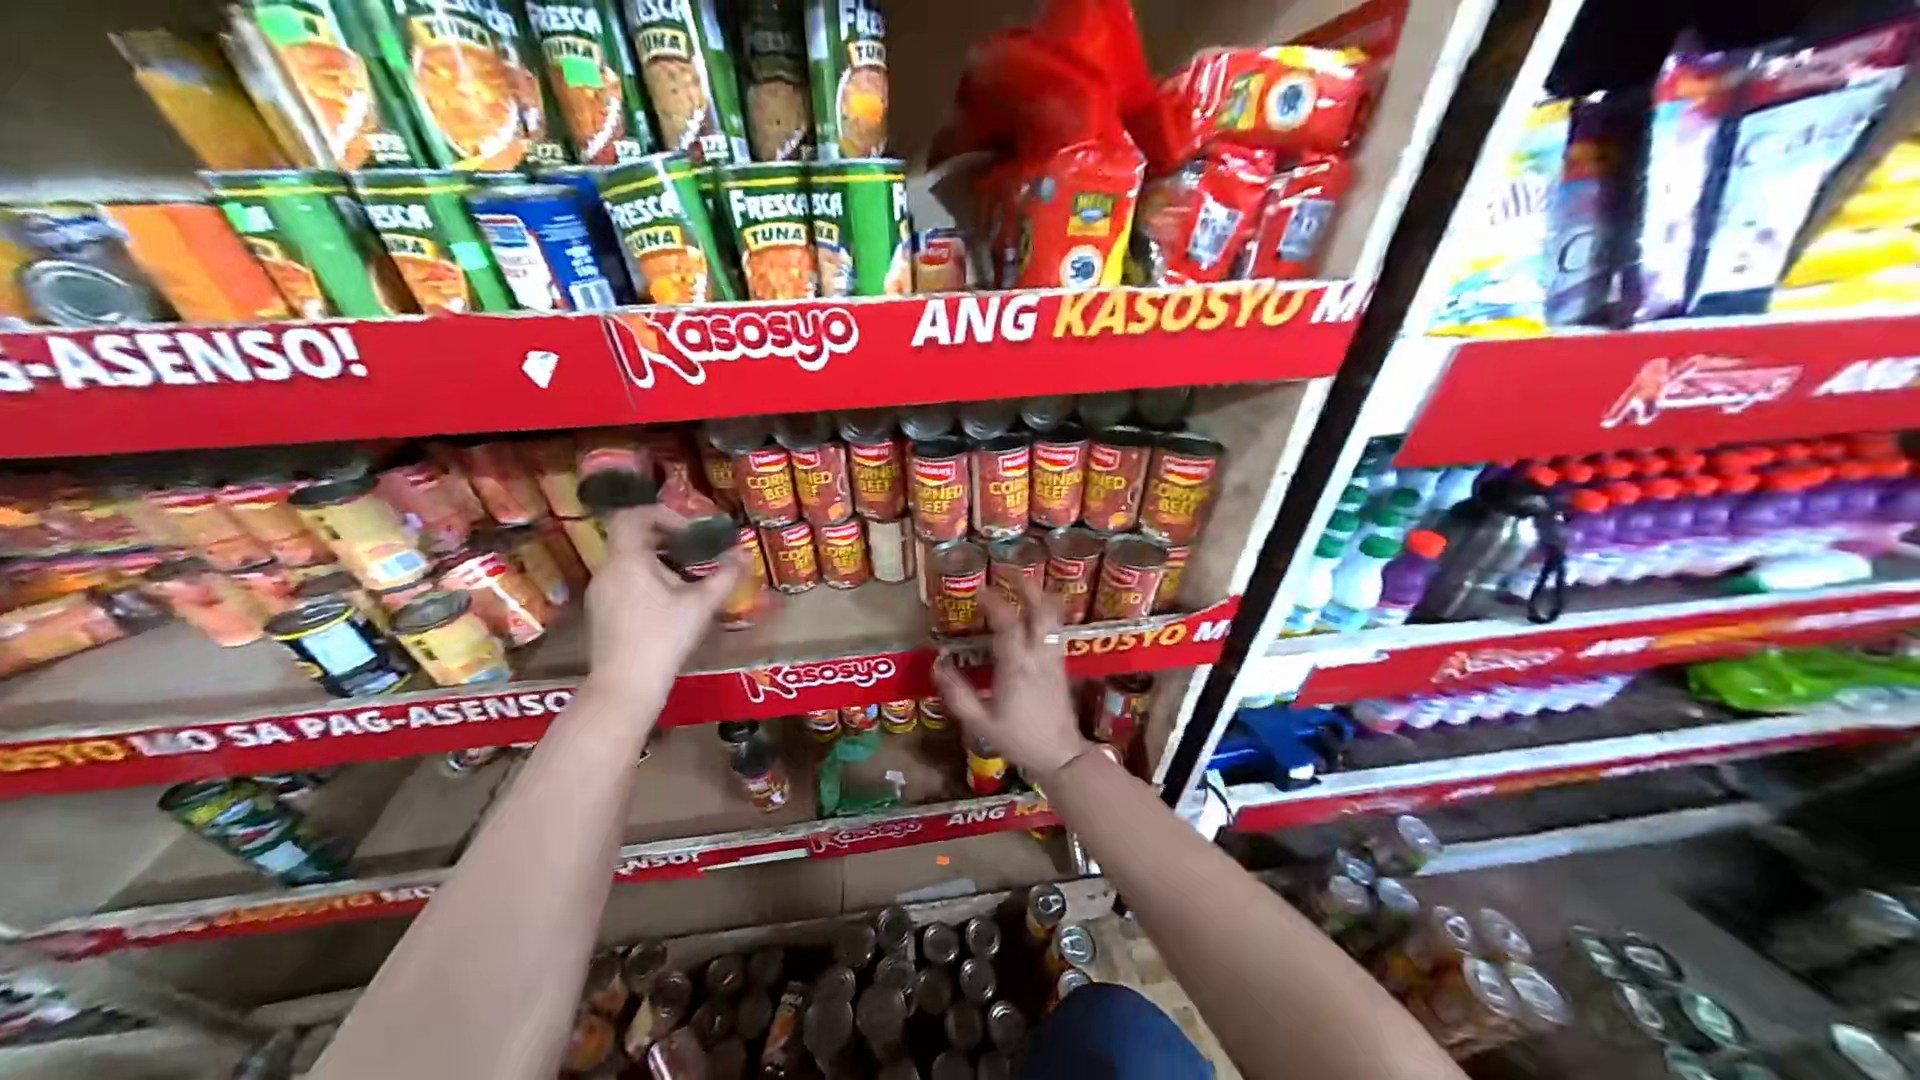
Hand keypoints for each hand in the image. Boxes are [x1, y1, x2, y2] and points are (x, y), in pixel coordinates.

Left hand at [585, 506, 744, 699]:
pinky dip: (644, 577)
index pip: (633, 516)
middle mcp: (607, 569)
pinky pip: (622, 580)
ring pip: (626, 560)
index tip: (690, 528)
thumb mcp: (701, 604)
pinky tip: (668, 600)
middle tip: (694, 546)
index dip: (662, 513)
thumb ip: (725, 575)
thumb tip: (746, 553)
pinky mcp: (600, 612)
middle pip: (630, 537)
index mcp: (627, 559)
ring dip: (655, 558)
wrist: (626, 684)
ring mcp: (600, 592)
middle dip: (664, 536)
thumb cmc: (664, 637)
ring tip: (686, 574)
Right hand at [932, 577, 1092, 782]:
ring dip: (1040, 597)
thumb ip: (957, 694)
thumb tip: (937, 665)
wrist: (1060, 755)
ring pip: (1053, 618)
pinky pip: (1058, 630)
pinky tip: (1036, 612)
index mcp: (1017, 667)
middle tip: (1009, 574)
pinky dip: (1048, 614)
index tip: (979, 590)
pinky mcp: (1062, 665)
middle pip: (1041, 611)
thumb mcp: (980, 723)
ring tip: (1024, 584)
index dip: (994, 603)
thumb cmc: (1018, 739)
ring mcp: (1054, 659)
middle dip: (1027, 588)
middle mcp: (1039, 656)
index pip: (1008, 624)